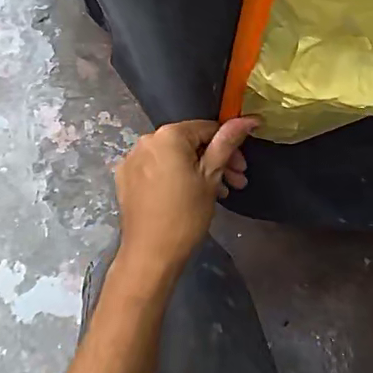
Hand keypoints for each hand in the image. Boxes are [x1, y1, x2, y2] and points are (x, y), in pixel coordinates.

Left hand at [113, 118, 258, 274]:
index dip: (229, 145)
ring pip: (172, 156)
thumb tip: (247, 119)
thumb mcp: (211, 177)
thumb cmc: (186, 214)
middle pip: (188, 142)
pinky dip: (174, 176)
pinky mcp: (125, 177)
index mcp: (168, 135)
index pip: (206, 128)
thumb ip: (227, 144)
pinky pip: (156, 168)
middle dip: (215, 160)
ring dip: (196, 170)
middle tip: (236, 182)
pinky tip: (188, 196)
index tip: (242, 167)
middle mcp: (145, 140)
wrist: (150, 253)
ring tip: (218, 194)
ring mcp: (131, 159)